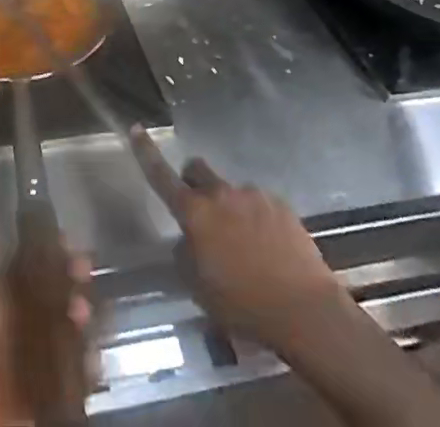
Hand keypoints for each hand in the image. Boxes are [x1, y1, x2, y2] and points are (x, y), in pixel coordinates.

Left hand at [0, 225, 92, 426]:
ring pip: (70, 328)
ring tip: (82, 310)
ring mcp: (39, 362)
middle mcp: (20, 331)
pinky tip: (92, 351)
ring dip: (82, 314)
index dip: (47, 254)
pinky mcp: (53, 394)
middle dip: (72, 278)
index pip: (27, 273)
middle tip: (84, 266)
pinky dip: (90, 360)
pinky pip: (79, 373)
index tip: (66, 238)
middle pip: (54, 296)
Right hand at [134, 134, 343, 352]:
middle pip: (198, 169)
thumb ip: (184, 254)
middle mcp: (222, 194)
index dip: (145, 152)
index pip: (161, 176)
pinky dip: (256, 219)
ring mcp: (254, 196)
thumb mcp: (198, 287)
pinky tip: (268, 248)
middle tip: (200, 213)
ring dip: (229, 208)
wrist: (303, 310)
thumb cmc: (242, 304)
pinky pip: (258, 204)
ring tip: (244, 246)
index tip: (136, 128)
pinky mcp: (281, 205)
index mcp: (195, 213)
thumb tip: (187, 238)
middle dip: (193, 183)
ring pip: (231, 191)